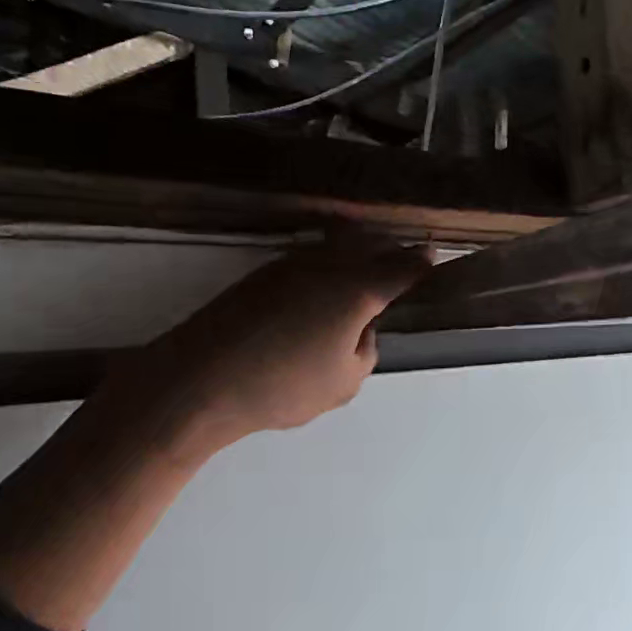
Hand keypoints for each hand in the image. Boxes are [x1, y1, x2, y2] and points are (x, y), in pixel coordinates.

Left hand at [107, 240, 434, 443]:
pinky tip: (319, 293)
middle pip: (370, 245)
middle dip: (390, 252)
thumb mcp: (345, 382)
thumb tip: (360, 328)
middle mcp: (327, 264)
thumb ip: (366, 350)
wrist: (200, 380)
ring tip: (361, 278)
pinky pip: (310, 260)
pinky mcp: (262, 274)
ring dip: (356, 256)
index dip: (420, 263)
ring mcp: (291, 264)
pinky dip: (326, 267)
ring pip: (337, 247)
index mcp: (357, 289)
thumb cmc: (283, 385)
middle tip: (401, 266)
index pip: (401, 266)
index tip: (432, 259)